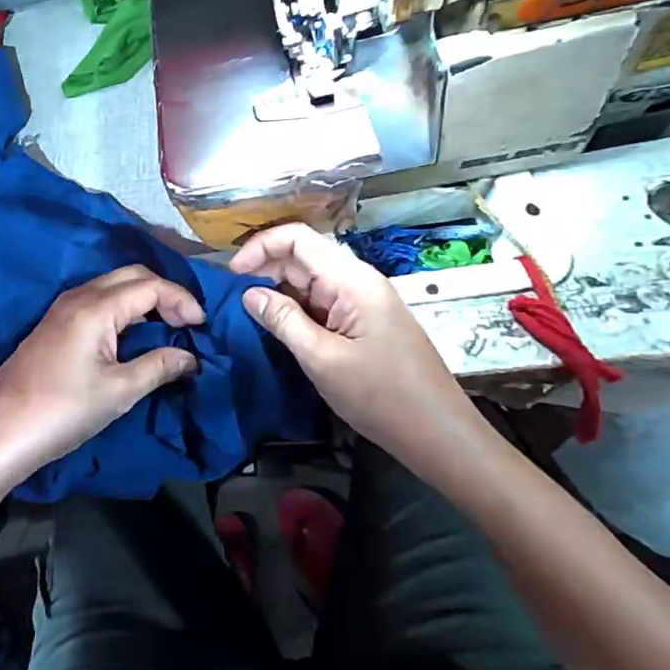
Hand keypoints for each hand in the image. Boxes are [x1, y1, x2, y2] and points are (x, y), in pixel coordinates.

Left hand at [0, 266, 203, 514]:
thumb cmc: (62, 411)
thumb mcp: (119, 392)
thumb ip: (159, 367)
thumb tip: (190, 358)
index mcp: (96, 307)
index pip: (151, 285)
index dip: (182, 301)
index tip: (202, 327)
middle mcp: (79, 296)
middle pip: (133, 276)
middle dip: (166, 293)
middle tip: (188, 323)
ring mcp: (64, 308)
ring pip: (115, 286)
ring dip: (145, 298)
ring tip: (169, 327)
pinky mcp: (56, 324)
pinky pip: (100, 300)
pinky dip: (126, 308)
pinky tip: (136, 333)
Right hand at [230, 224, 475, 460]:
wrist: (438, 431)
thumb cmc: (381, 396)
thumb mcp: (322, 359)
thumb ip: (283, 321)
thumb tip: (249, 294)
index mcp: (351, 279)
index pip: (298, 238)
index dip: (260, 247)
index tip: (232, 276)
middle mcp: (358, 280)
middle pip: (303, 257)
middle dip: (265, 270)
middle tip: (235, 302)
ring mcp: (363, 300)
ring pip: (312, 281)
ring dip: (280, 292)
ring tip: (250, 316)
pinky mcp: (365, 320)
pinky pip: (324, 302)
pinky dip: (298, 309)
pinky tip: (280, 327)